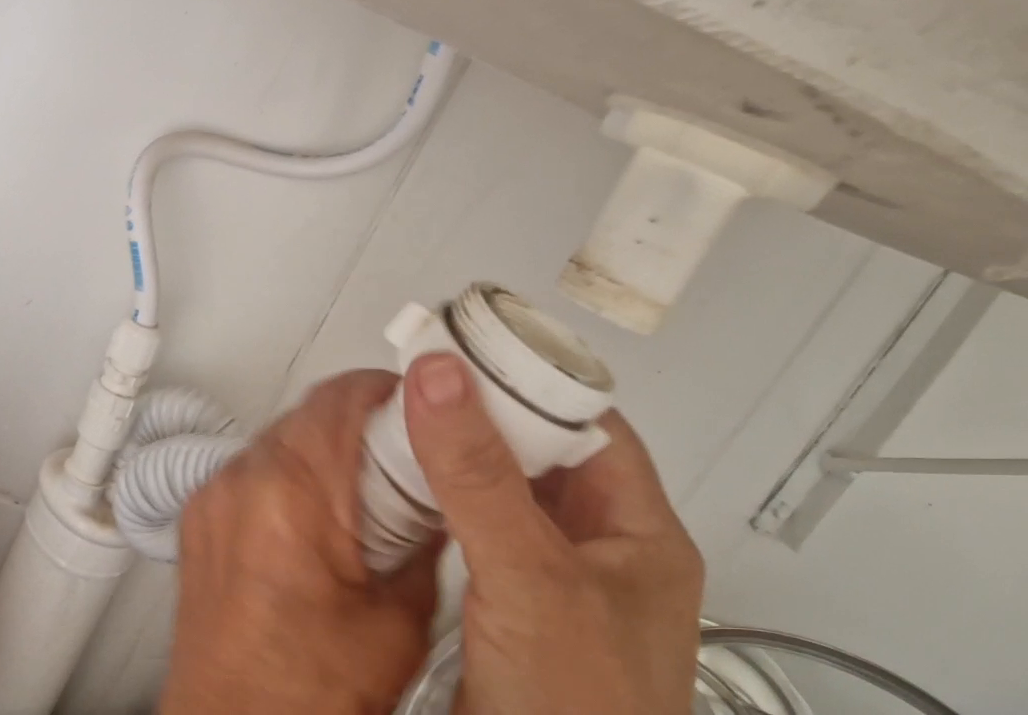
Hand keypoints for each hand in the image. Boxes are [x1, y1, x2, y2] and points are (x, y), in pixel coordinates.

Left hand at [162, 370, 442, 714]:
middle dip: (362, 423)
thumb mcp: (396, 621)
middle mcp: (241, 482)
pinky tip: (320, 519)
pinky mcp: (200, 514)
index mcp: (292, 497)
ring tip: (366, 494)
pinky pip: (252, 468)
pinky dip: (289, 476)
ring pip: (281, 435)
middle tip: (406, 454)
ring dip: (325, 449)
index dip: (389, 391)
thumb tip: (436, 495)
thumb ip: (420, 542)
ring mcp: (213, 495)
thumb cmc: (302, 696)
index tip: (422, 402)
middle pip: (310, 412)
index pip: (342, 398)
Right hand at [403, 352, 704, 714]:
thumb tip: (437, 371)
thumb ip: (481, 476)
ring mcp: (544, 578)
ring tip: (391, 420)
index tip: (458, 347)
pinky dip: (428, 499)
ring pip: (492, 489)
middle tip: (410, 379)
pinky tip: (391, 485)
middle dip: (473, 413)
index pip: (583, 421)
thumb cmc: (575, 709)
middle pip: (532, 450)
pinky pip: (462, 527)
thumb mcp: (533, 582)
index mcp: (636, 532)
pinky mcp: (498, 605)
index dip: (525, 378)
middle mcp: (594, 547)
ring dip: (445, 456)